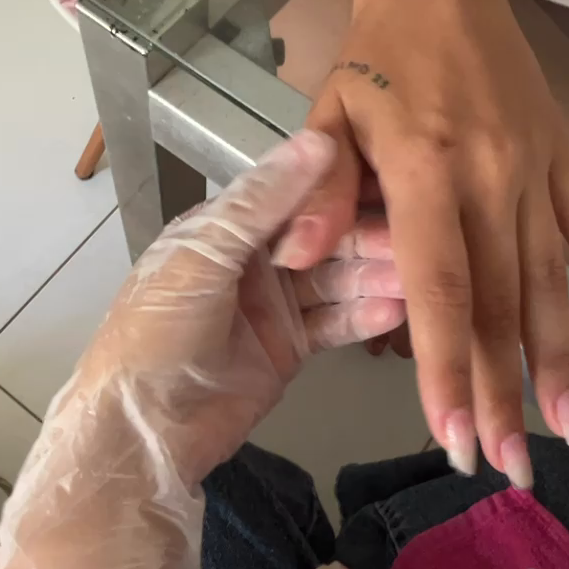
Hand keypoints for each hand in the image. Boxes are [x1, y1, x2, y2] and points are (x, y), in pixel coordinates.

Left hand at [0, 131, 406, 568]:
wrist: (142, 431)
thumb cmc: (160, 331)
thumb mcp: (205, 256)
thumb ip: (263, 202)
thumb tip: (321, 137)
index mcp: (225, 226)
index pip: (294, 195)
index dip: (342, 189)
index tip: (397, 180)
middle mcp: (253, 258)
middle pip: (322, 239)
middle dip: (369, 239)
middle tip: (425, 240)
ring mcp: (273, 305)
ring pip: (335, 280)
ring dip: (375, 278)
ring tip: (424, 279)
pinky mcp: (289, 347)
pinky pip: (333, 324)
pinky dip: (363, 318)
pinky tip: (398, 312)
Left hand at [273, 0, 568, 486]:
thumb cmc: (375, 52)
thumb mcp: (330, 111)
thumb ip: (317, 187)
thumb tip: (300, 260)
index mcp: (428, 171)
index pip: (440, 288)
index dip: (449, 367)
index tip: (457, 438)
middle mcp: (492, 179)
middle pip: (500, 302)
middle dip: (505, 391)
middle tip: (517, 466)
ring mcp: (535, 168)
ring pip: (551, 278)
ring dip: (561, 358)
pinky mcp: (560, 153)